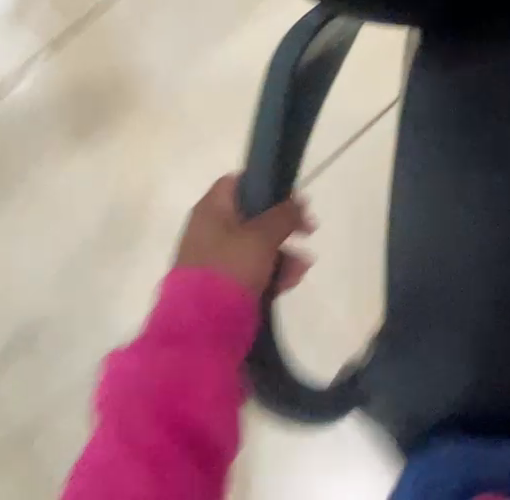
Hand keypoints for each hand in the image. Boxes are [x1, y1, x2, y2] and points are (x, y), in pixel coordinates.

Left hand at [174, 174, 314, 296]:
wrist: (201, 328)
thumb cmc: (231, 267)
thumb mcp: (262, 235)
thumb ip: (284, 214)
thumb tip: (299, 200)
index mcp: (212, 209)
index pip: (238, 182)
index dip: (266, 184)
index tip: (291, 197)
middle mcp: (210, 230)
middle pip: (253, 216)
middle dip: (284, 224)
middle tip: (309, 230)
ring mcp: (215, 259)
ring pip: (256, 246)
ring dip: (284, 252)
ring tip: (304, 265)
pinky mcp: (221, 285)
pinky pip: (252, 270)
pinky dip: (272, 272)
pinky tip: (292, 280)